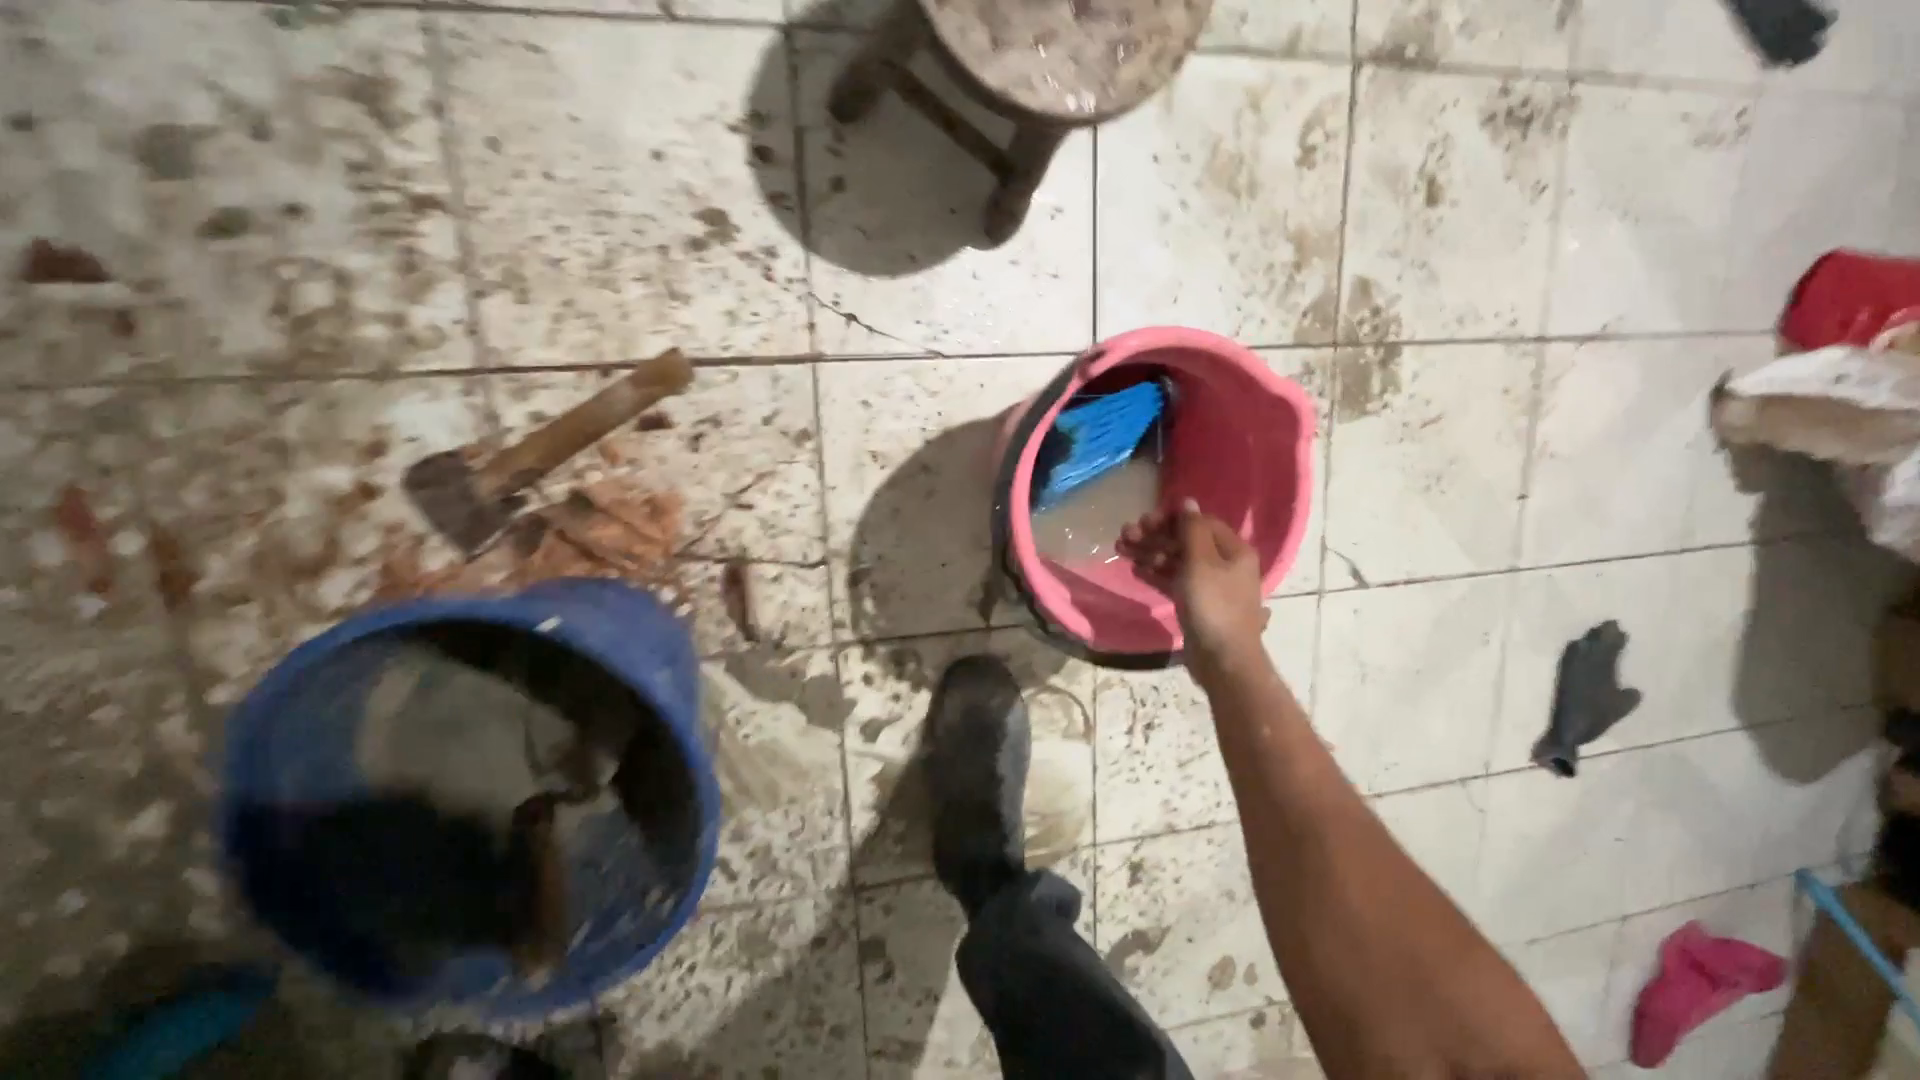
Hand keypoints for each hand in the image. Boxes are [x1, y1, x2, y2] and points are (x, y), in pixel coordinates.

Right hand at [1118, 499, 1268, 682]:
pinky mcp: (1197, 603)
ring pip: (1177, 560)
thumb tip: (1188, 502)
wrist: (1223, 659)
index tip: (1145, 521)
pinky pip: (1174, 580)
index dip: (1171, 519)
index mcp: (1233, 549)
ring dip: (1150, 552)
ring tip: (1122, 549)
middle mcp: (1224, 563)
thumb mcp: (1201, 562)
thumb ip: (1192, 529)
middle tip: (1126, 534)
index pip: (1199, 522)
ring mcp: (1210, 585)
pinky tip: (1135, 569)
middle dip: (1155, 535)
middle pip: (1186, 540)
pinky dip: (1156, 573)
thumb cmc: (1213, 606)